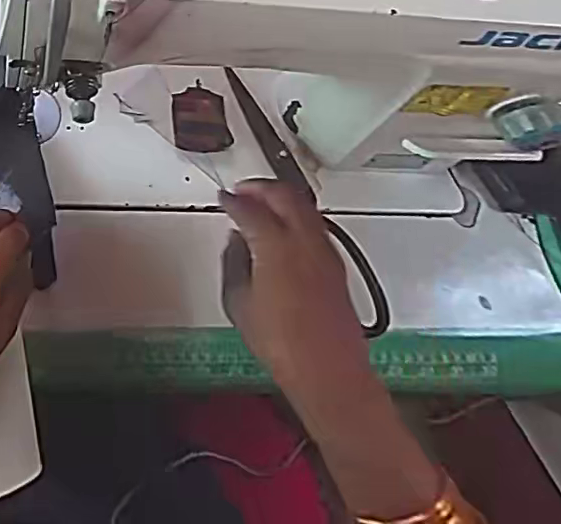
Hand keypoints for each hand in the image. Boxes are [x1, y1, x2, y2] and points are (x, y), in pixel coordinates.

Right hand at [218, 179, 369, 396]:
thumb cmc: (282, 344)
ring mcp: (324, 251)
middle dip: (260, 187)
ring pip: (304, 205)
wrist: (330, 374)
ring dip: (281, 198)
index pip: (250, 208)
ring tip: (262, 204)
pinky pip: (315, 225)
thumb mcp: (239, 302)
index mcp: (275, 244)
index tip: (224, 198)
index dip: (232, 199)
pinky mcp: (336, 266)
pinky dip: (296, 215)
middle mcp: (304, 240)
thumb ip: (234, 262)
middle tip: (242, 190)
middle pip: (283, 194)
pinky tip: (285, 229)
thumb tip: (236, 243)